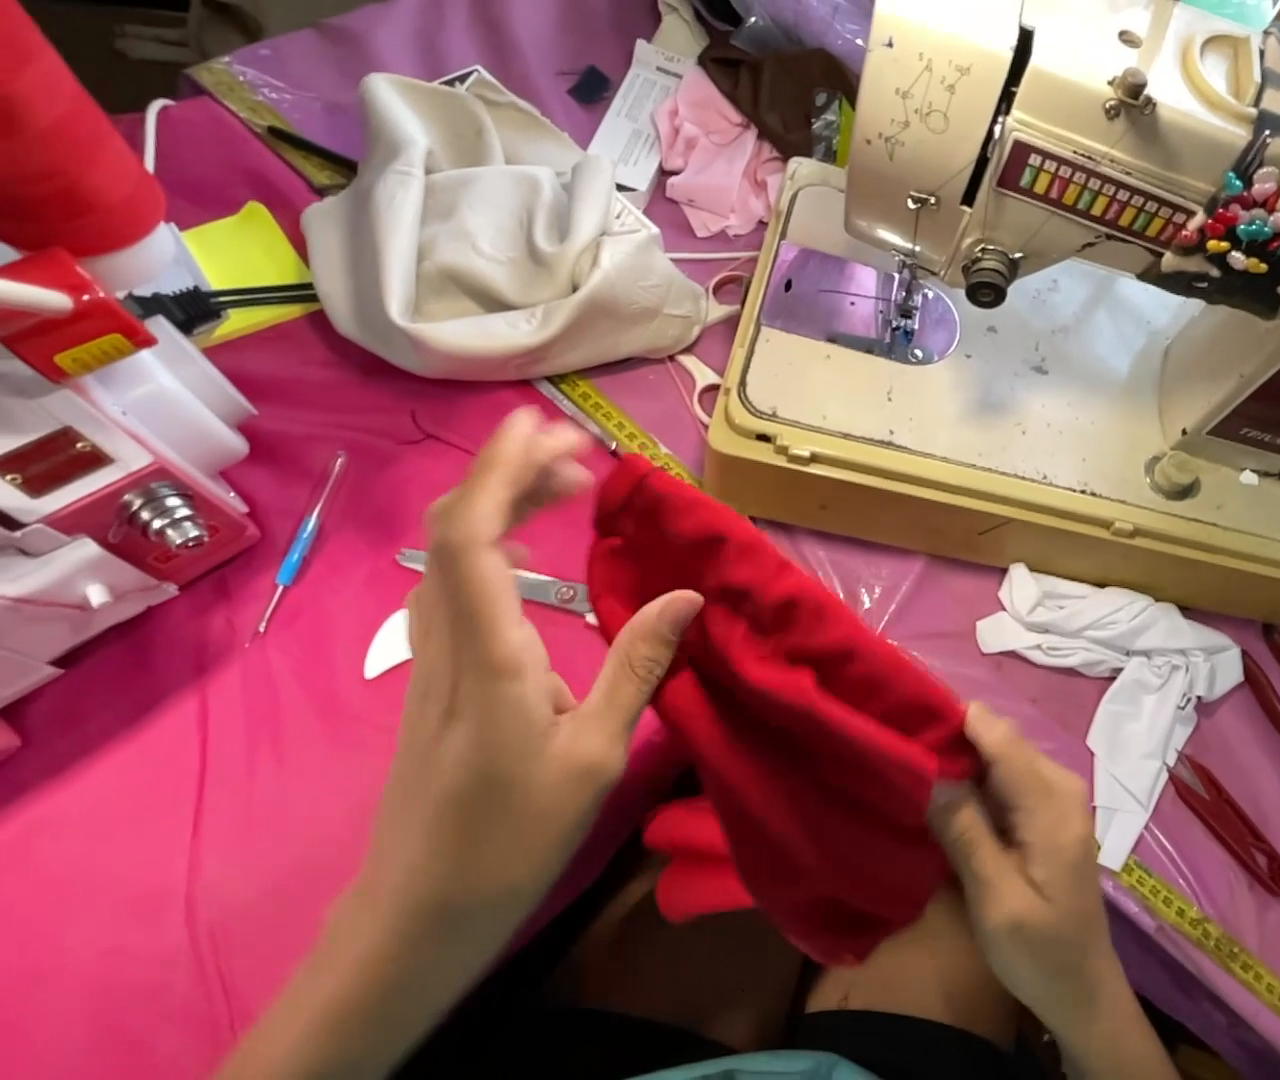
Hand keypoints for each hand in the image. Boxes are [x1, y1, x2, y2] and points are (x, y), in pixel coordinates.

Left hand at [358, 407, 703, 939]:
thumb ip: (638, 667)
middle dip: (507, 474)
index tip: (545, 429)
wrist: (419, 911)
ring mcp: (435, 659)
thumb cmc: (511, 837)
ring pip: (452, 556)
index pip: (473, 538)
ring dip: (501, 506)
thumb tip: (688, 596)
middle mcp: (450, 642)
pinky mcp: (438, 677)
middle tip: (574, 450)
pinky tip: (533, 558)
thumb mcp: (594, 754)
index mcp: (489, 657)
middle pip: (456, 531)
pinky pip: (457, 588)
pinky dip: (494, 547)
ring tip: (565, 487)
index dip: (501, 472)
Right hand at [926, 706, 1125, 1035]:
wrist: (1083, 991)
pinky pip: (1005, 777)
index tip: (903, 723)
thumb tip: (930, 771)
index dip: (951, 720)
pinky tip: (942, 799)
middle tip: (900, 757)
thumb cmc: (1040, 952)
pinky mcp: (1046, 811)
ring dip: (959, 761)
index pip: (996, 732)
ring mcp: (1055, 796)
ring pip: (998, 754)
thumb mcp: (995, 899)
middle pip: (996, 737)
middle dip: (950, 741)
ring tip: (912, 773)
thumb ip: (965, 830)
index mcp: (1050, 801)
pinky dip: (974, 781)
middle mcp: (1058, 784)